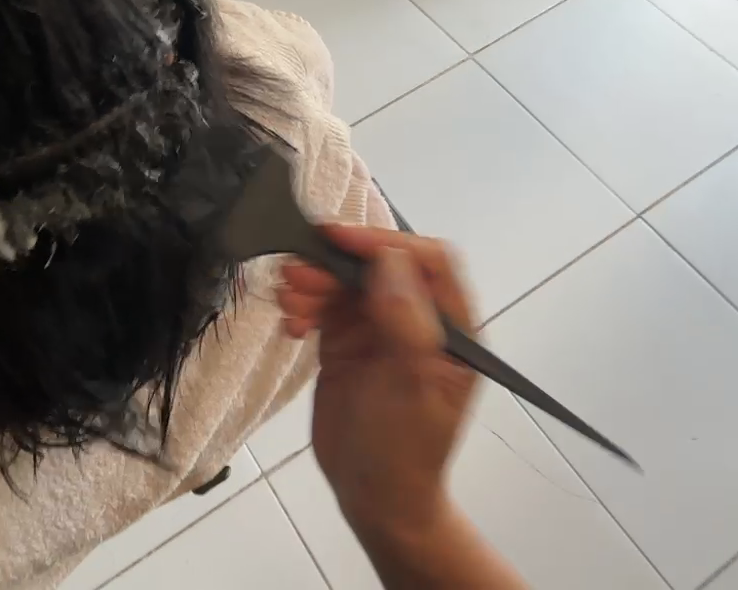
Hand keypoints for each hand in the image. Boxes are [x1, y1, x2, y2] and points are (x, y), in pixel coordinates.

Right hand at [277, 226, 479, 551]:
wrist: (373, 497)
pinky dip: (302, 305)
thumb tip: (386, 260)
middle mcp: (414, 317)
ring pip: (342, 280)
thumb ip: (405, 321)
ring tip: (288, 304)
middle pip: (374, 264)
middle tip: (296, 275)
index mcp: (449, 326)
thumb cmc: (404, 449)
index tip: (340, 240)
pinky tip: (292, 326)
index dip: (384, 241)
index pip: (426, 260)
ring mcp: (377, 327)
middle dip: (334, 263)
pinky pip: (321, 304)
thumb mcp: (412, 387)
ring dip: (311, 283)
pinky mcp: (345, 339)